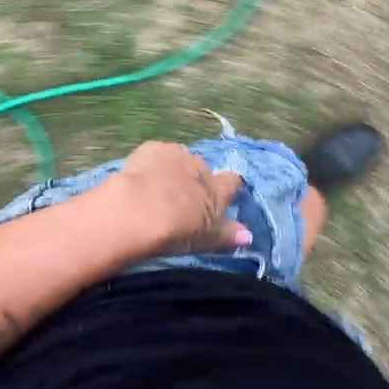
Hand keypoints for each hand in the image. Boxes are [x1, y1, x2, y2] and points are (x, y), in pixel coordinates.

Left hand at [105, 142, 250, 256]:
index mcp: (217, 190)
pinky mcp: (153, 148)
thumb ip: (227, 236)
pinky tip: (141, 178)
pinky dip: (152, 163)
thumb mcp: (205, 240)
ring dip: (173, 171)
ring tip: (156, 190)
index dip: (226, 189)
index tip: (217, 200)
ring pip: (180, 159)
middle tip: (179, 203)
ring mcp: (178, 155)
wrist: (140, 210)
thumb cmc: (176, 231)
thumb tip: (248, 236)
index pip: (232, 182)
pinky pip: (157, 153)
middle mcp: (201, 167)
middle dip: (194, 182)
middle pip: (203, 170)